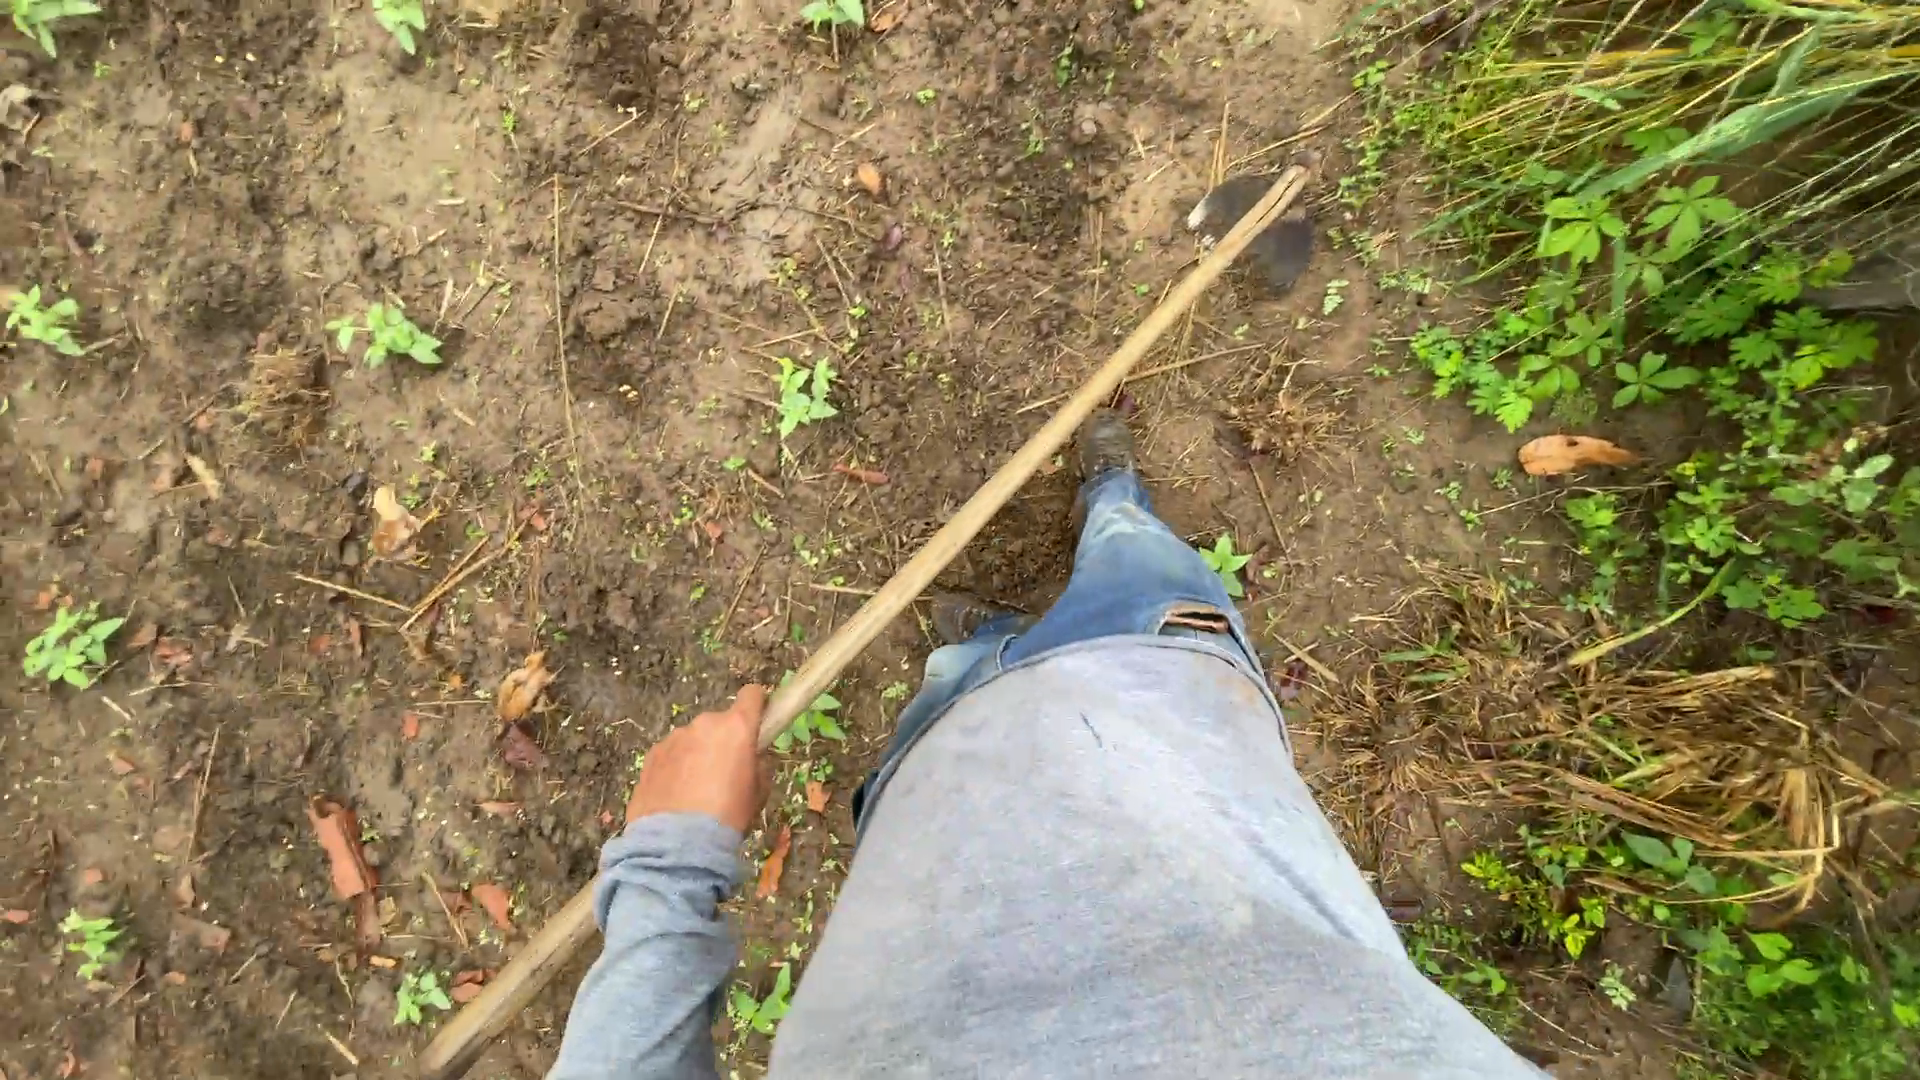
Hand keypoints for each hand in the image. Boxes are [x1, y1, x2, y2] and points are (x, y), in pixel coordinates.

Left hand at [626, 685, 770, 831]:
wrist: (677, 846)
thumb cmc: (728, 816)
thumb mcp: (758, 791)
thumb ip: (757, 764)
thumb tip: (749, 758)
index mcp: (737, 727)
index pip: (752, 694)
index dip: (757, 705)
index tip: (757, 723)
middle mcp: (705, 724)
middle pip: (720, 722)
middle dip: (723, 740)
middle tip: (723, 773)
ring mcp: (674, 738)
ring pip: (693, 738)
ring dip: (697, 753)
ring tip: (693, 790)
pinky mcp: (651, 755)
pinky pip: (671, 753)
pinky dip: (675, 767)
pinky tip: (674, 796)